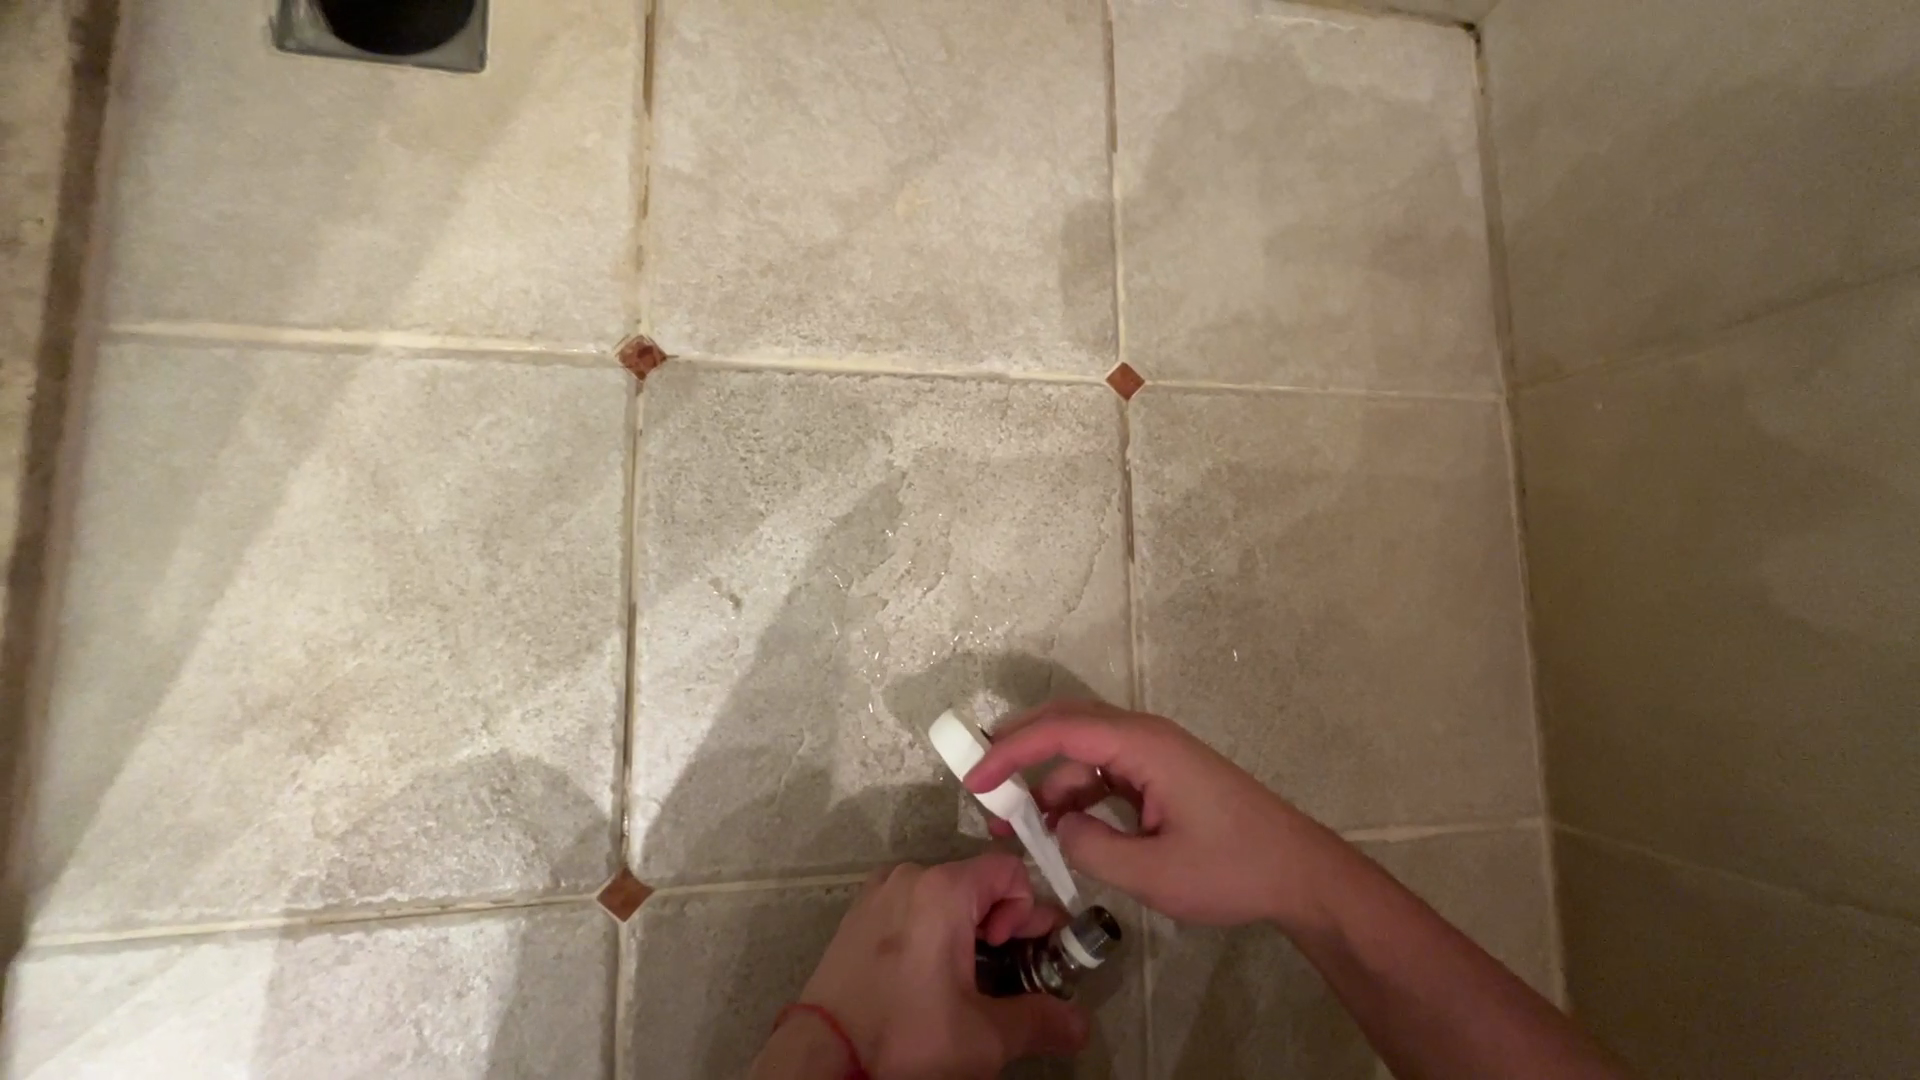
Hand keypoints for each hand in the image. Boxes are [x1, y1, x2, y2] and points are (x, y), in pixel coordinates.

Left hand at [785, 854, 1089, 1077]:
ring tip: (961, 979)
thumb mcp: (983, 1037)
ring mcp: (880, 889)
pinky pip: (912, 902)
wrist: (823, 1059)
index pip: (1011, 871)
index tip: (1017, 956)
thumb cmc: (906, 1038)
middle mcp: (912, 875)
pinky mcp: (859, 910)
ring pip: (944, 893)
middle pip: (977, 881)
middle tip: (1000, 973)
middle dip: (999, 923)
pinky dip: (930, 927)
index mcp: (944, 889)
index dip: (1026, 911)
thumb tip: (1081, 1025)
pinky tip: (924, 974)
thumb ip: (1039, 1020)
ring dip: (966, 927)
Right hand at [968, 701, 1343, 928]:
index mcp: (1141, 744)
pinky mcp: (1157, 773)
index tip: (975, 778)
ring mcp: (1151, 753)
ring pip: (1080, 750)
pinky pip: (1101, 772)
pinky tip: (1060, 826)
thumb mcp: (1155, 873)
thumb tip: (1056, 828)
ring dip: (1045, 781)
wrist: (1299, 873)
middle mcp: (1142, 735)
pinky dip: (1073, 794)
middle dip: (1018, 748)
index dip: (1011, 751)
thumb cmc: (1232, 868)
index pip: (1060, 732)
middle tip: (980, 780)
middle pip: (1065, 723)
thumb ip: (1092, 849)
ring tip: (1015, 823)